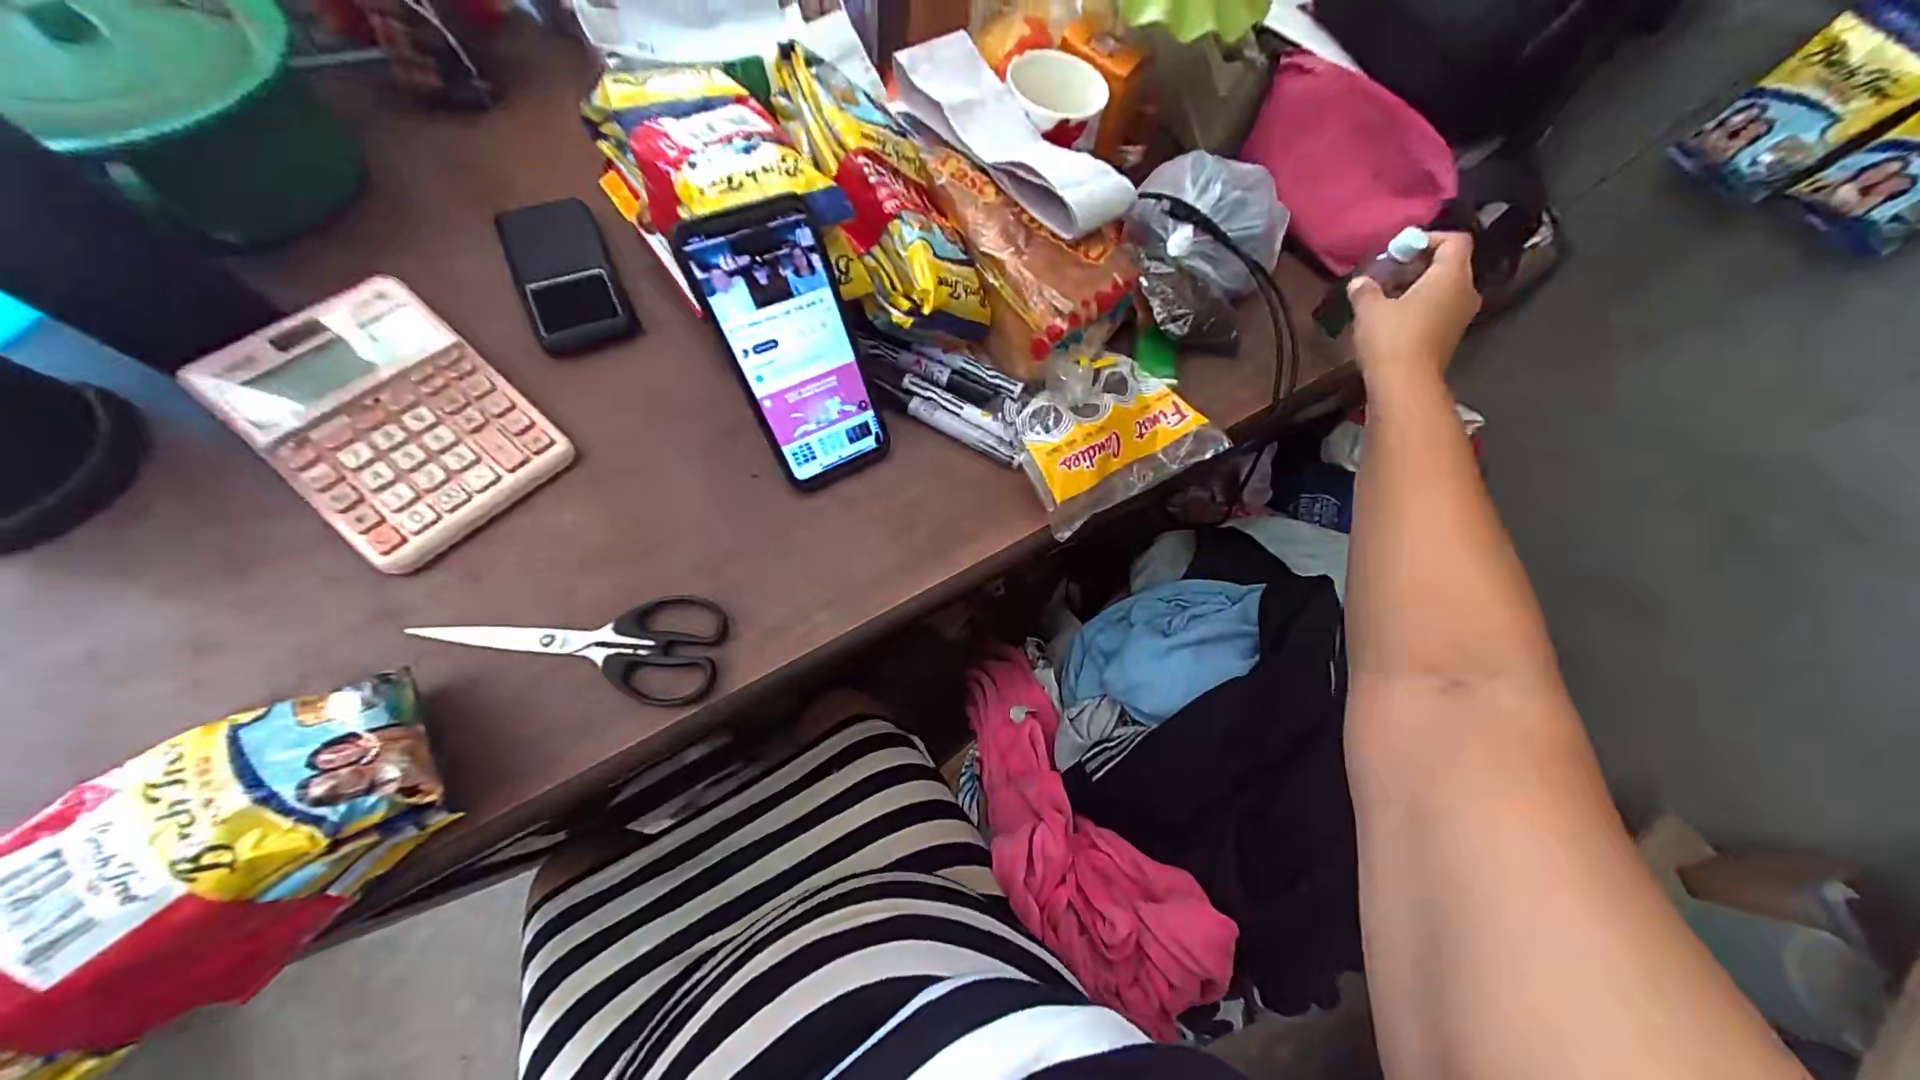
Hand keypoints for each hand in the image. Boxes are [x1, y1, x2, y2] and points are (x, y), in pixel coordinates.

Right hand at [1348, 232, 1480, 383]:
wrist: (1404, 384)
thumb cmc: (1391, 338)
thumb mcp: (1369, 309)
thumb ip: (1365, 290)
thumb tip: (1359, 283)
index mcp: (1451, 276)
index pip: (1455, 241)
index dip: (1428, 238)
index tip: (1399, 250)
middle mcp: (1465, 291)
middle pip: (1449, 265)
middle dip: (1419, 265)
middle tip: (1388, 274)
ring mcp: (1460, 316)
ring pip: (1443, 289)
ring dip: (1417, 288)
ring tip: (1385, 297)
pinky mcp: (1449, 336)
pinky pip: (1438, 310)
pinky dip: (1419, 307)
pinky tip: (1392, 319)